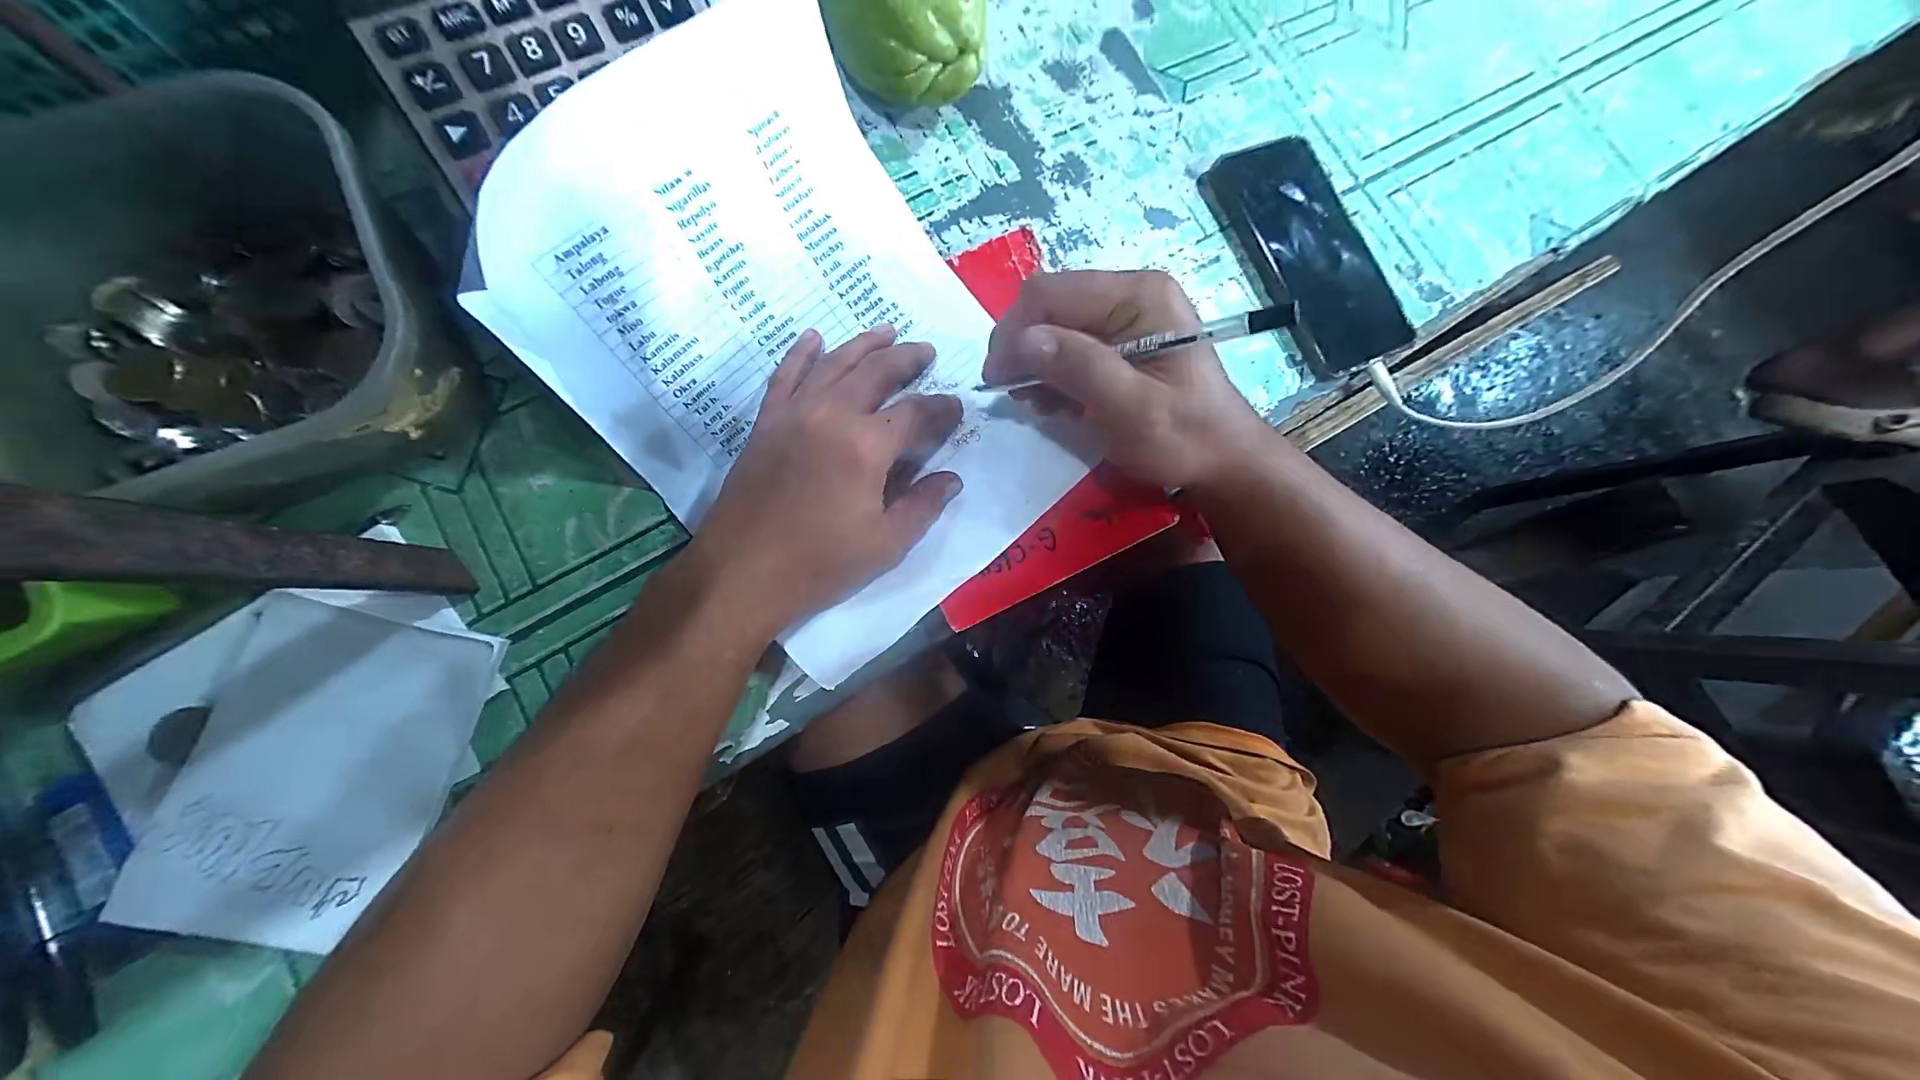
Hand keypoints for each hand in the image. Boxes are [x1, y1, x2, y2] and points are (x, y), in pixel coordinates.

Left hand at [685, 325, 963, 634]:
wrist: (742, 573)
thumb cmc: (820, 565)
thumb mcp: (886, 544)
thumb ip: (923, 505)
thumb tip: (952, 479)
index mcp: (866, 447)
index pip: (916, 413)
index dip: (942, 409)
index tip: (956, 407)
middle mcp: (831, 416)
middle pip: (876, 373)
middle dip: (907, 359)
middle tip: (926, 352)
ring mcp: (793, 415)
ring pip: (833, 364)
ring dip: (863, 344)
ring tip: (887, 331)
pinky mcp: (766, 424)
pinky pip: (785, 376)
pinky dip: (801, 354)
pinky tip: (813, 337)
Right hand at [982, 270, 1277, 491]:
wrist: (1222, 459)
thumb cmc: (1182, 438)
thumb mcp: (1132, 409)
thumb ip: (1081, 369)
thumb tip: (1023, 340)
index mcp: (1139, 296)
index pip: (1050, 294)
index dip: (1014, 332)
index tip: (998, 380)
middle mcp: (1131, 293)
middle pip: (1049, 304)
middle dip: (1023, 348)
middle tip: (1013, 394)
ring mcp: (1127, 314)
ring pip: (1054, 324)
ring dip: (1036, 363)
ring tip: (1039, 404)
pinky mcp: (1121, 338)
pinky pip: (1070, 343)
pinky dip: (1053, 372)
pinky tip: (1056, 401)